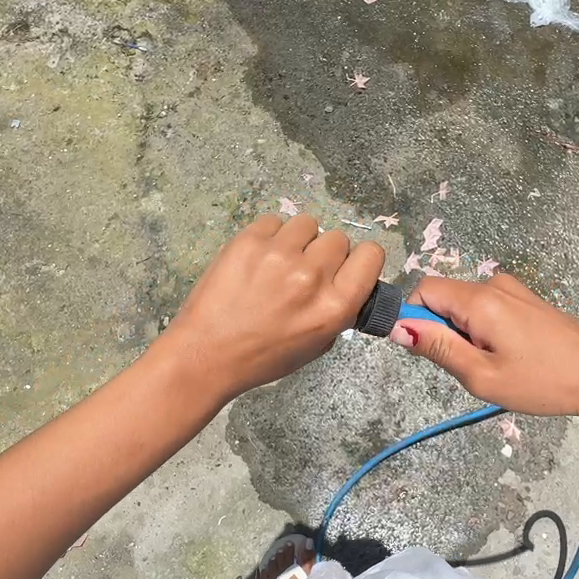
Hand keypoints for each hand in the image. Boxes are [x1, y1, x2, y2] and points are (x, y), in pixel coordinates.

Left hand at [156, 214, 383, 399]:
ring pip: (307, 223)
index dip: (360, 260)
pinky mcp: (249, 240)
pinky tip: (257, 258)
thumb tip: (346, 280)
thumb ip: (340, 309)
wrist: (207, 354)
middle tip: (304, 272)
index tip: (345, 269)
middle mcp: (313, 275)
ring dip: (298, 240)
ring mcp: (279, 254)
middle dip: (325, 253)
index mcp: (336, 305)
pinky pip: (274, 221)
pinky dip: (270, 236)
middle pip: (338, 238)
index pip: (371, 254)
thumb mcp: (319, 344)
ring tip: (279, 262)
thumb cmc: (264, 357)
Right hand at [393, 274, 578, 422]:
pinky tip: (512, 357)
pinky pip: (487, 308)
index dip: (414, 319)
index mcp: (479, 300)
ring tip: (496, 365)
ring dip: (466, 334)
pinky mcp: (526, 299)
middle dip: (443, 331)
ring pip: (465, 306)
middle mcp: (493, 284)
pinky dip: (485, 331)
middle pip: (444, 298)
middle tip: (471, 367)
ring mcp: (513, 289)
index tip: (430, 353)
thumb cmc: (541, 382)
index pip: (423, 290)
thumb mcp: (482, 376)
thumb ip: (437, 348)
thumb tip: (397, 327)